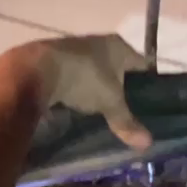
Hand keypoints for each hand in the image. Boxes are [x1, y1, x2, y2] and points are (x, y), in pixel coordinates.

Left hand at [7, 34, 153, 149]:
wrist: (36, 69)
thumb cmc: (83, 78)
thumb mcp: (109, 102)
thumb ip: (127, 121)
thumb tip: (148, 144)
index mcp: (118, 46)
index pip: (142, 65)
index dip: (147, 84)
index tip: (150, 104)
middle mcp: (98, 42)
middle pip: (118, 68)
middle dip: (121, 88)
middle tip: (126, 111)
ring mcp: (75, 49)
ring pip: (95, 72)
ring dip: (97, 88)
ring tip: (102, 111)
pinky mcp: (55, 60)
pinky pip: (74, 76)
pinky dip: (78, 89)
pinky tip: (77, 104)